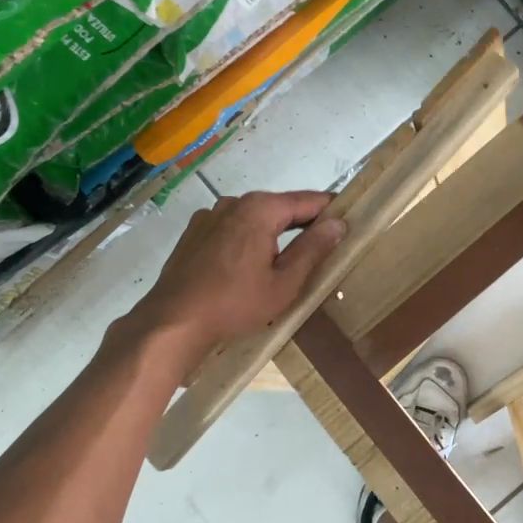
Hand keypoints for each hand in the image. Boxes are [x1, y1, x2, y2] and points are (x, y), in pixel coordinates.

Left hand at [131, 191, 346, 354]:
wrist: (173, 321)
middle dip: (302, 224)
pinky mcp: (193, 233)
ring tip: (284, 262)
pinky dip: (246, 240)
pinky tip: (247, 267)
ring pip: (253, 218)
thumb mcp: (284, 283)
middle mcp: (234, 202)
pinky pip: (231, 229)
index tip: (349, 221)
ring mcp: (209, 216)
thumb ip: (313, 249)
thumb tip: (338, 224)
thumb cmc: (235, 304)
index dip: (331, 210)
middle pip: (279, 207)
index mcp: (260, 209)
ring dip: (272, 233)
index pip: (307, 200)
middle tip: (322, 247)